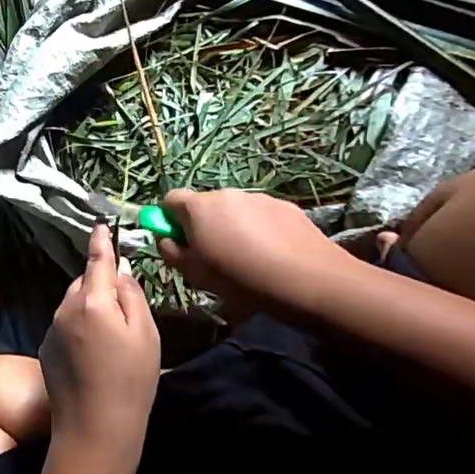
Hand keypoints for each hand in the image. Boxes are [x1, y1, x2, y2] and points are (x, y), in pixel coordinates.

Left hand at [38, 223, 160, 473]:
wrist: (94, 430)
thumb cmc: (131, 382)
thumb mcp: (145, 335)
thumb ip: (132, 295)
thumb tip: (120, 270)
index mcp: (93, 300)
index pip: (97, 261)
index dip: (101, 242)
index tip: (101, 227)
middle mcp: (65, 308)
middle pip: (83, 282)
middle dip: (99, 284)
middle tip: (123, 309)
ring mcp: (51, 328)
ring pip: (72, 303)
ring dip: (88, 306)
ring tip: (111, 338)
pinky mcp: (45, 348)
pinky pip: (64, 324)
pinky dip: (78, 327)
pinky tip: (93, 355)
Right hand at [157, 189, 366, 313]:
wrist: (307, 279)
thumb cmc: (240, 277)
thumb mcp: (194, 274)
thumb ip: (171, 251)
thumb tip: (167, 239)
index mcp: (199, 208)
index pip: (170, 200)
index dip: (169, 219)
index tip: (179, 241)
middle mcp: (226, 194)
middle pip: (204, 205)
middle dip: (203, 225)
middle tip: (214, 256)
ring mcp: (258, 198)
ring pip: (234, 210)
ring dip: (233, 227)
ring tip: (248, 258)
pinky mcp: (285, 206)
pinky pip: (261, 215)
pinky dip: (259, 229)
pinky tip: (271, 254)